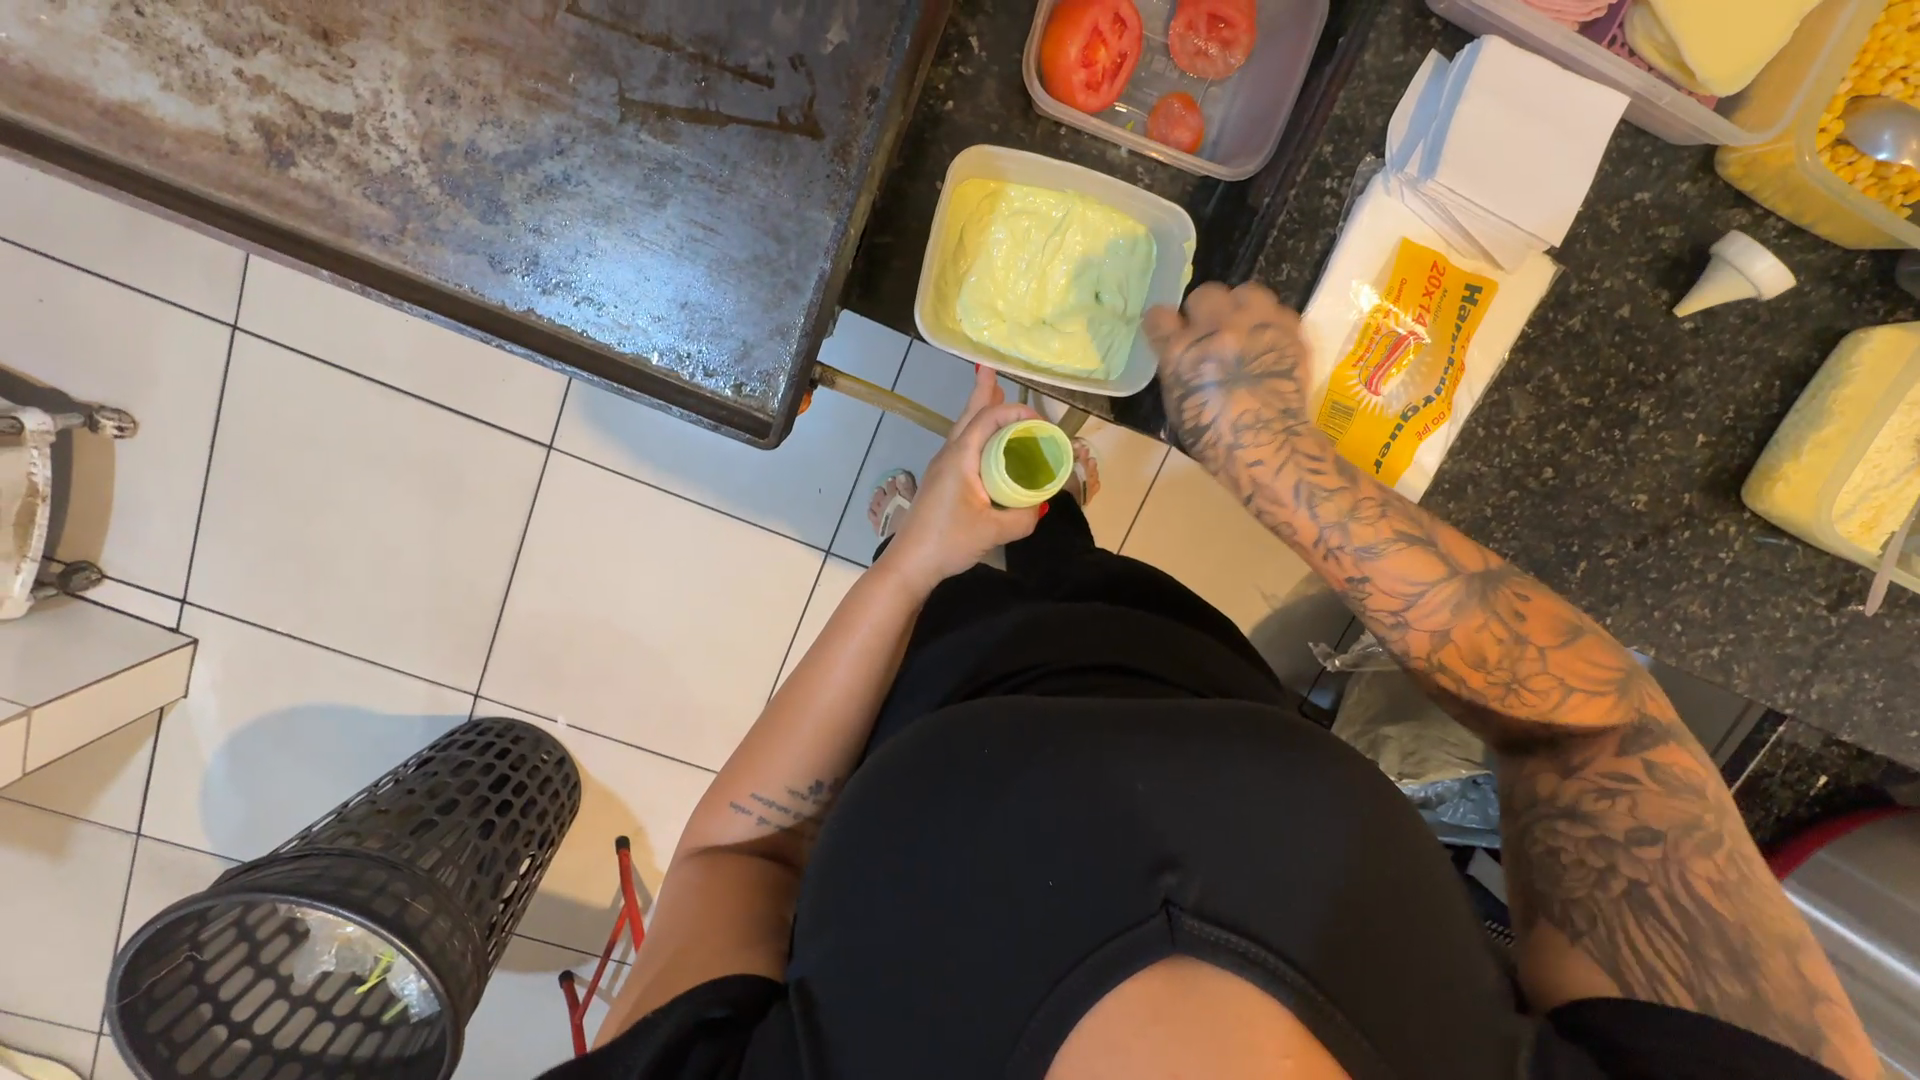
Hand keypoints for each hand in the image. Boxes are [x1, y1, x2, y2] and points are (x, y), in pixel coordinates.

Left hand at [876, 366, 1041, 593]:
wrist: (909, 563)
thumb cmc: (948, 542)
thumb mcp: (994, 532)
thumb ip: (1024, 518)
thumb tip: (1042, 506)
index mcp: (961, 458)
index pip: (988, 419)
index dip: (1015, 411)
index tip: (1040, 419)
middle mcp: (949, 455)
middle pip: (969, 415)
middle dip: (983, 392)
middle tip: (992, 370)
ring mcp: (942, 468)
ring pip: (964, 430)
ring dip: (980, 412)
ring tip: (994, 395)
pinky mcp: (941, 482)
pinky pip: (963, 447)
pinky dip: (978, 435)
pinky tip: (988, 445)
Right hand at [1143, 282, 1315, 471]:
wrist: (1268, 446)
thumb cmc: (1213, 437)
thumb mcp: (1177, 403)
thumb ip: (1176, 368)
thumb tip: (1180, 352)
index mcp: (1180, 352)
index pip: (1159, 316)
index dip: (1164, 324)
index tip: (1170, 333)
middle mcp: (1216, 329)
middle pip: (1204, 294)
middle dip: (1204, 311)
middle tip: (1210, 332)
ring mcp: (1256, 325)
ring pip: (1245, 291)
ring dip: (1240, 308)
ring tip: (1244, 328)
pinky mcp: (1288, 329)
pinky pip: (1277, 309)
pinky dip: (1270, 323)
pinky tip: (1267, 342)